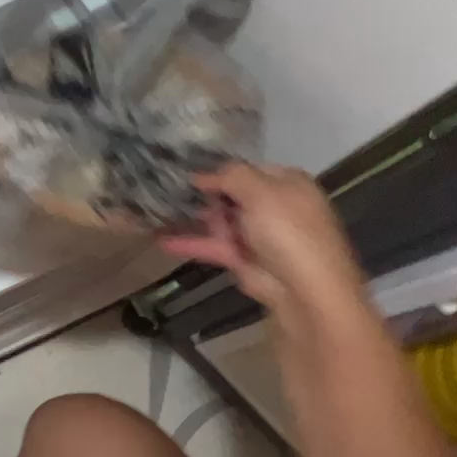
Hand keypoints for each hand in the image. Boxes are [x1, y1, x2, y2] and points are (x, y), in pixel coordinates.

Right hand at [159, 164, 365, 315]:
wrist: (302, 286)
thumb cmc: (287, 229)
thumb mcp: (262, 192)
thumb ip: (230, 176)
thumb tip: (200, 174)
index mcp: (285, 184)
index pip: (247, 170)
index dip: (218, 170)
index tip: (184, 170)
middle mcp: (271, 206)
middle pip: (230, 195)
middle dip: (201, 194)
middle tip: (166, 190)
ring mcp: (255, 233)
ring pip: (218, 220)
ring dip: (190, 217)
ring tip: (155, 211)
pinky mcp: (240, 257)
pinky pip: (210, 245)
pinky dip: (187, 243)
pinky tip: (160, 240)